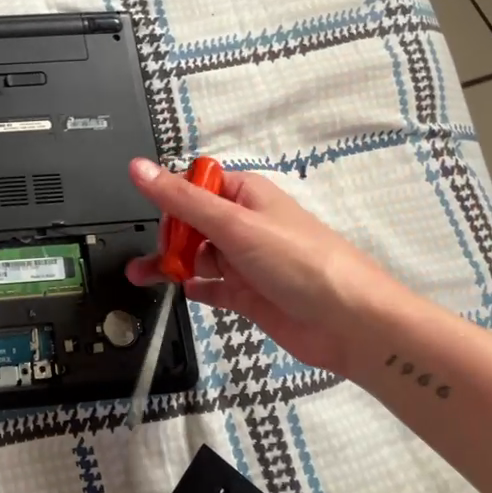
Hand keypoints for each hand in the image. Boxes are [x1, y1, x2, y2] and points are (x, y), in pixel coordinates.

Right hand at [123, 158, 403, 374]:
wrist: (354, 326)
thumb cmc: (299, 263)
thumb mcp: (235, 224)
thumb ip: (181, 199)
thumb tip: (137, 166)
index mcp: (245, 195)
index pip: (195, 186)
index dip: (172, 200)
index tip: (157, 220)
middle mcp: (244, 224)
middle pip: (191, 223)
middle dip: (168, 237)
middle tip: (158, 256)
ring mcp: (246, 261)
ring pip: (196, 256)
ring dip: (169, 264)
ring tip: (139, 276)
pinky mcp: (249, 295)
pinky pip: (211, 287)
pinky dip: (192, 288)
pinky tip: (175, 291)